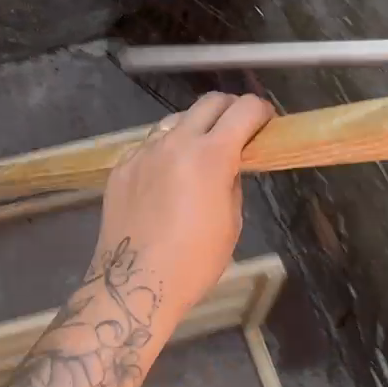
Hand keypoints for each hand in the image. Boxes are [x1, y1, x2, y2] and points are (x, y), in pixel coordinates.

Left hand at [94, 92, 274, 317]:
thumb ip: (232, 182)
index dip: (261, 111)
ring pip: (174, 121)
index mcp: (210, 155)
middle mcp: (175, 143)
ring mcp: (143, 152)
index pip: (244, 110)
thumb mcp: (231, 223)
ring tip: (198, 155)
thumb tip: (229, 166)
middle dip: (229, 110)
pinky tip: (165, 178)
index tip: (266, 123)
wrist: (134, 283)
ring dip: (194, 129)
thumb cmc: (194, 262)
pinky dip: (164, 152)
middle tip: (237, 132)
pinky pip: (148, 146)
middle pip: (208, 103)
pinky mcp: (121, 167)